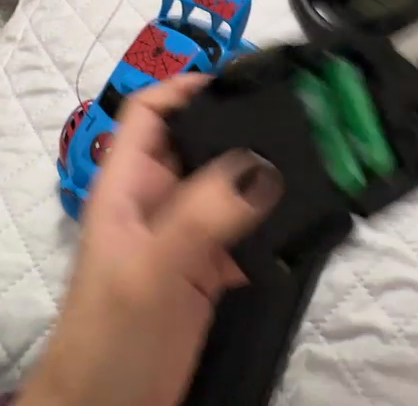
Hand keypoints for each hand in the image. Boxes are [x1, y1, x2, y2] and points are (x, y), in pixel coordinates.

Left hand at [23, 76, 282, 405]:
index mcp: (128, 185)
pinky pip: (246, 229)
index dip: (185, 87)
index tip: (239, 80)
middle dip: (238, 125)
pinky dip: (272, 221)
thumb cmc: (108, 337)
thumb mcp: (150, 270)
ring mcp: (185, 234)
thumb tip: (261, 165)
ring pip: (226, 183)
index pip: (150, 112)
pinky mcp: (209, 268)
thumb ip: (201, 217)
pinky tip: (302, 216)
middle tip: (291, 112)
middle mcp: (158, 199)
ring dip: (260, 172)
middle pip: (198, 142)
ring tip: (309, 153)